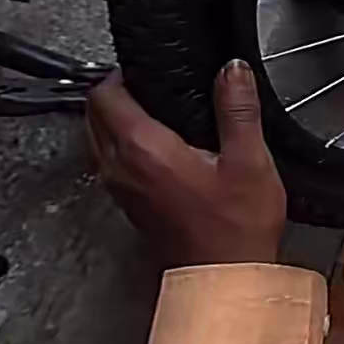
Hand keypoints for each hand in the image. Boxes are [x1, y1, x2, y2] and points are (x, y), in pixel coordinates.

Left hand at [85, 61, 285, 266]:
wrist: (225, 276)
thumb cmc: (237, 225)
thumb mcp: (249, 159)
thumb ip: (237, 109)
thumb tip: (233, 69)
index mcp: (144, 150)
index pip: (105, 95)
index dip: (123, 73)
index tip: (149, 67)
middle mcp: (120, 168)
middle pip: (94, 114)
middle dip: (116, 92)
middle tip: (152, 82)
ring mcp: (121, 189)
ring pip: (98, 138)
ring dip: (117, 118)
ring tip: (158, 108)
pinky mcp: (131, 204)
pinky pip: (111, 160)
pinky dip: (124, 142)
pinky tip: (161, 143)